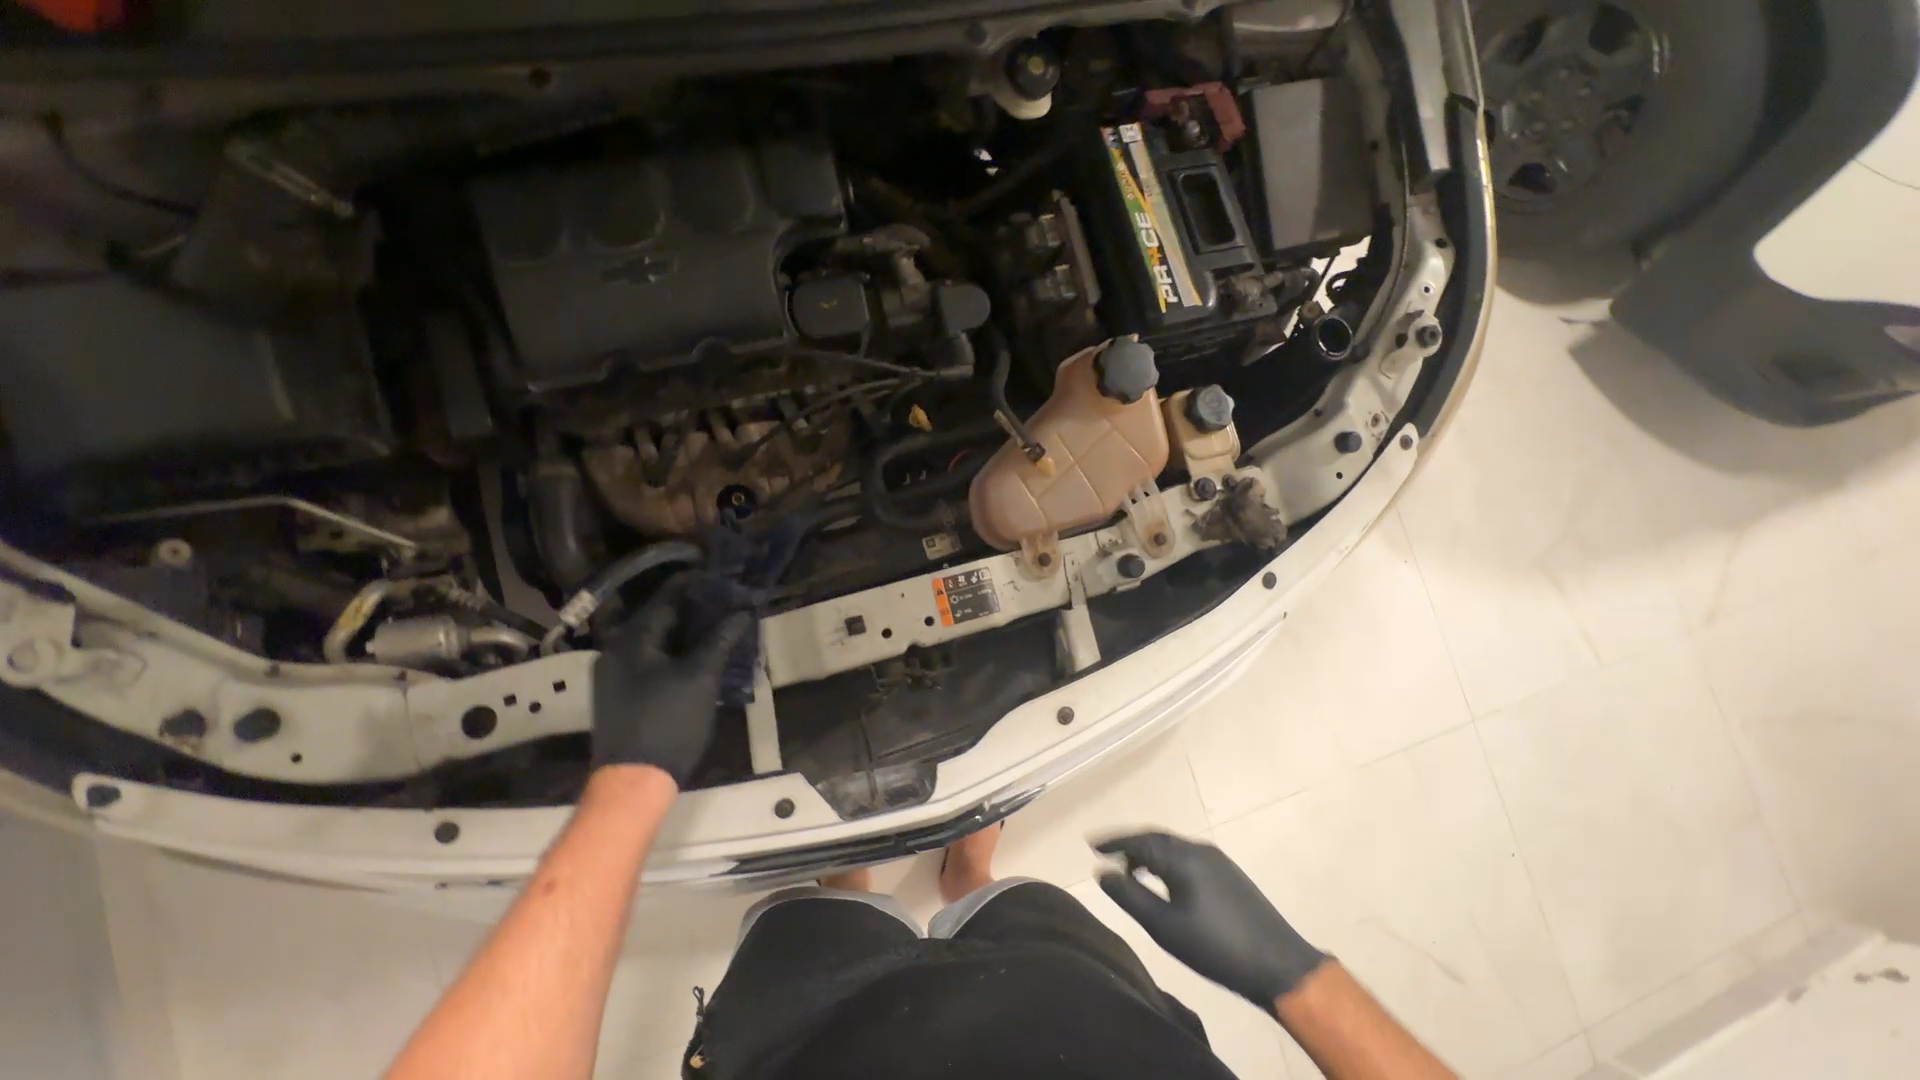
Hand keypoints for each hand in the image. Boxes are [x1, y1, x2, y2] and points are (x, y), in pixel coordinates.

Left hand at [590, 581, 752, 787]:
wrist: (634, 781)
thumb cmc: (668, 723)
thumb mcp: (700, 678)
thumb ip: (720, 640)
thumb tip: (742, 612)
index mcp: (631, 639)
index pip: (667, 598)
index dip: (697, 587)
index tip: (725, 580)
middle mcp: (616, 650)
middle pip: (660, 619)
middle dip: (695, 612)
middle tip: (729, 605)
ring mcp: (616, 675)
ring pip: (657, 642)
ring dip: (687, 635)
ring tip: (720, 629)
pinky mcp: (622, 695)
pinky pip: (651, 662)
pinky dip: (676, 655)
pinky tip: (700, 659)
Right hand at [1097, 831, 1326, 1008]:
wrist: (1278, 965)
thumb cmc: (1215, 947)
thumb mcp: (1165, 926)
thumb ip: (1130, 897)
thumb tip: (1102, 873)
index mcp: (1183, 857)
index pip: (1139, 840)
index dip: (1114, 842)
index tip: (1090, 843)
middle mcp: (1200, 850)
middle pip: (1157, 838)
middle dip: (1130, 844)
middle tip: (1106, 853)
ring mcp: (1218, 861)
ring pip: (1174, 848)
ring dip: (1149, 853)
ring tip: (1130, 870)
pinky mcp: (1229, 875)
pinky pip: (1188, 857)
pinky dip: (1167, 861)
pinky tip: (1162, 880)